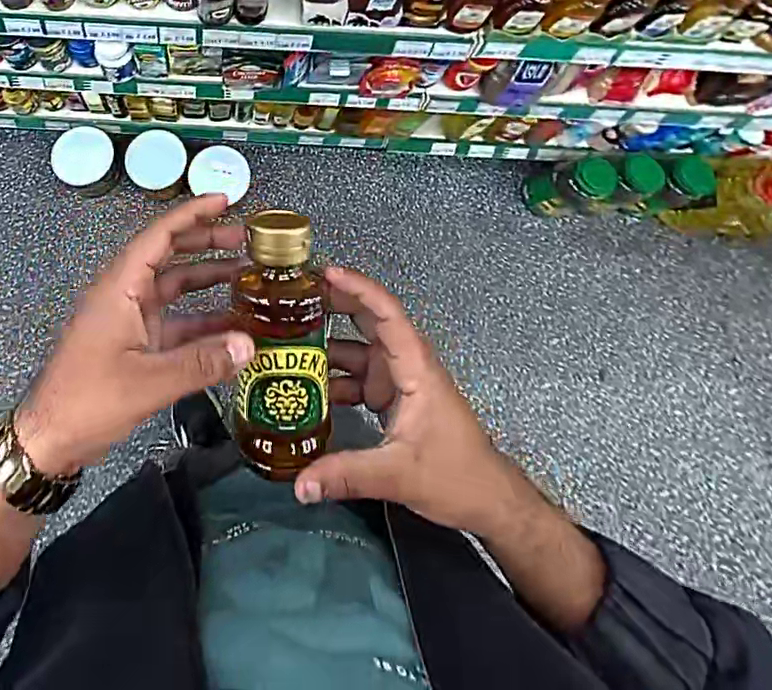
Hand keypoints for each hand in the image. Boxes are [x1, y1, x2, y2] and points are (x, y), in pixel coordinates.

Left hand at [13, 194, 254, 474]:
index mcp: (120, 289)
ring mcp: (130, 318)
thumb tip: (247, 346)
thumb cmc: (85, 402)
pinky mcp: (136, 342)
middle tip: (244, 237)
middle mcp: (125, 295)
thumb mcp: (148, 382)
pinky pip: (176, 319)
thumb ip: (201, 363)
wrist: (50, 440)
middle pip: (170, 254)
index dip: (193, 214)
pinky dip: (203, 317)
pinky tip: (232, 325)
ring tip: (245, 272)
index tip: (223, 200)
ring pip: (175, 285)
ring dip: (208, 276)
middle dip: (207, 241)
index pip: (159, 236)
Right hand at [292, 266, 538, 535]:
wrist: (485, 497)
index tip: (326, 274)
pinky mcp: (392, 398)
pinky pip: (356, 378)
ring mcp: (398, 380)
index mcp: (415, 366)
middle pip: (369, 320)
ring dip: (327, 345)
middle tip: (294, 296)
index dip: (357, 288)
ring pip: (358, 350)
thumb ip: (347, 475)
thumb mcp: (399, 473)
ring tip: (285, 341)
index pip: (386, 313)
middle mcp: (406, 364)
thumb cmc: (456, 475)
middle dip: (335, 303)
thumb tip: (300, 484)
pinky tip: (304, 388)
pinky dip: (333, 378)